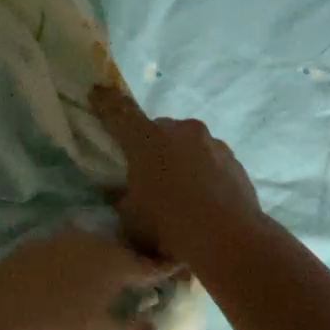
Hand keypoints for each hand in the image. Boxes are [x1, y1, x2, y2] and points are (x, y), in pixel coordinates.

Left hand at [0, 229, 171, 329]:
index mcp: (115, 263)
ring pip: (91, 248)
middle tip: (140, 278)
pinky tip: (66, 279)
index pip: (150, 266)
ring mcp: (59, 240)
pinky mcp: (31, 246)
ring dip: (100, 261)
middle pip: (121, 252)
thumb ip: (128, 328)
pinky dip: (71, 263)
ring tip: (102, 279)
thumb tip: (152, 326)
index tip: (179, 269)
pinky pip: (63, 252)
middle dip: (132, 263)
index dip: (166, 270)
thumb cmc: (54, 329)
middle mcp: (92, 242)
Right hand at [90, 86, 263, 259]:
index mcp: (147, 141)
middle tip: (144, 173)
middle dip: (149, 146)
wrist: (228, 237)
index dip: (105, 103)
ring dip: (178, 160)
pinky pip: (208, 160)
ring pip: (186, 144)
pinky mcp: (233, 160)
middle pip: (158, 130)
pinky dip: (200, 172)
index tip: (96, 92)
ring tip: (176, 191)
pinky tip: (200, 199)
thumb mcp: (130, 219)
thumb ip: (121, 198)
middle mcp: (181, 131)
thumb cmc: (168, 226)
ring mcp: (211, 143)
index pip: (120, 113)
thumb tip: (119, 191)